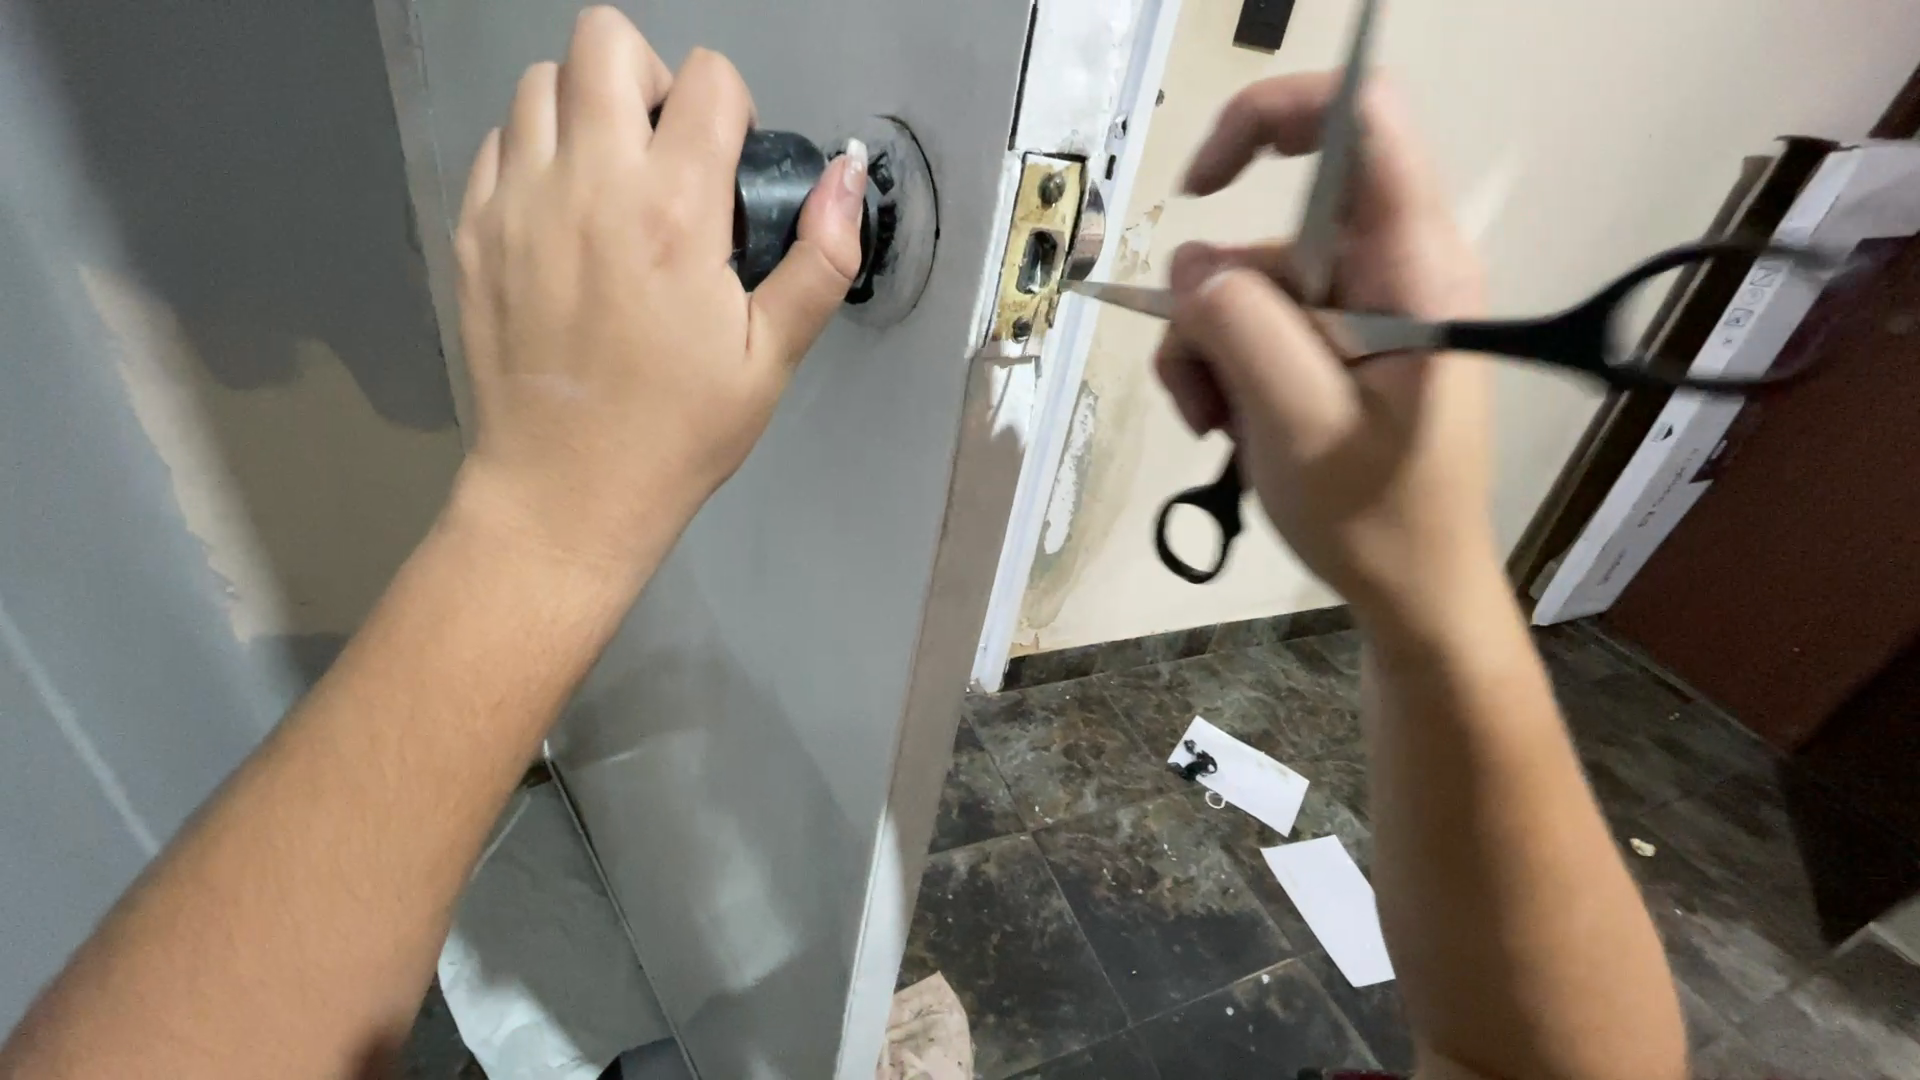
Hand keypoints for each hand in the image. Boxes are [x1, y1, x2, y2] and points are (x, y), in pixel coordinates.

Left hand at [448, 6, 866, 576]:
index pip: (708, 80)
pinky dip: (540, 155)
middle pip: (606, 42)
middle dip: (653, 81)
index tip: (732, 172)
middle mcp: (587, 184)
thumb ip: (820, 261)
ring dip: (591, 113)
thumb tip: (847, 176)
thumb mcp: (772, 358)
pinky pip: (501, 143)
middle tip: (672, 161)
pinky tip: (569, 223)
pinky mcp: (474, 230)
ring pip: (542, 84)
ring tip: (619, 190)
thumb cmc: (682, 432)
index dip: (735, 111)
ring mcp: (517, 202)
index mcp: (674, 213)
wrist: (568, 491)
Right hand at [1154, 74, 1496, 624]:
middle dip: (1209, 310)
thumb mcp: (1294, 423)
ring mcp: (1364, 313)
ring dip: (1209, 355)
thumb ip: (1241, 327)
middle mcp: (1392, 272)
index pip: (1356, 120)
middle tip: (1201, 398)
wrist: (1414, 586)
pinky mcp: (1341, 349)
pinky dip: (1226, 373)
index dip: (1268, 121)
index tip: (1196, 189)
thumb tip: (1189, 267)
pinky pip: (1259, 332)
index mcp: (1411, 269)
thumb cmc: (1373, 516)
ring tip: (1216, 428)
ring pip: (1250, 293)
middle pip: (1273, 237)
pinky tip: (1230, 427)